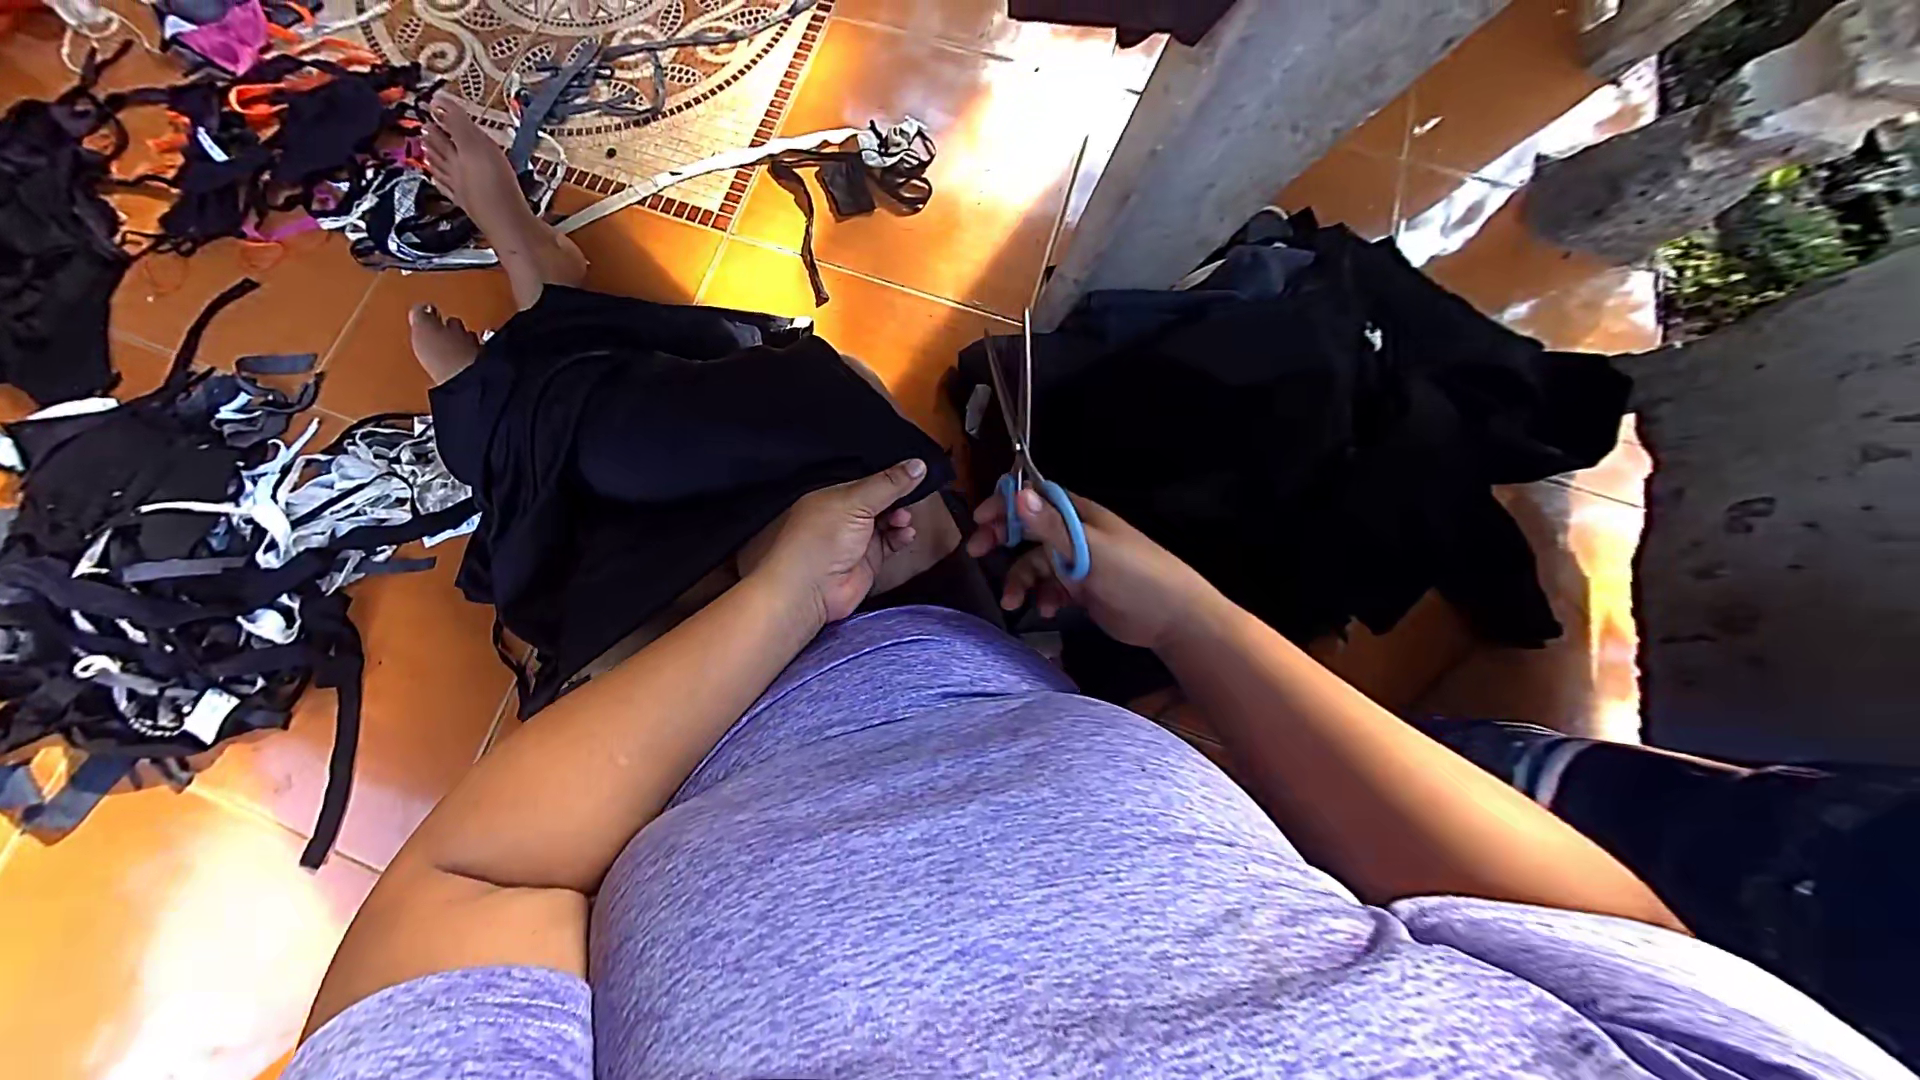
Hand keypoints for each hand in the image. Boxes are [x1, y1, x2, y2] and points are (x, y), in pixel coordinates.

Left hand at [739, 459, 929, 626]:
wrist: (810, 590)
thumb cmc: (819, 541)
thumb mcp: (855, 502)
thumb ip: (888, 484)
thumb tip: (917, 465)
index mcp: (832, 495)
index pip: (866, 480)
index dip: (887, 477)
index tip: (912, 471)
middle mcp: (843, 516)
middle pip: (878, 501)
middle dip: (896, 498)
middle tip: (911, 496)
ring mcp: (855, 539)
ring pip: (886, 522)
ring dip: (899, 518)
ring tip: (904, 518)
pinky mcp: (867, 561)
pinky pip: (889, 544)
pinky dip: (900, 538)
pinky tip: (906, 533)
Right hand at [966, 486, 1226, 651]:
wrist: (1173, 617)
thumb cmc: (1134, 574)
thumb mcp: (1088, 548)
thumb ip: (1050, 526)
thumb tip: (1016, 493)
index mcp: (1078, 515)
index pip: (1034, 499)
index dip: (1006, 504)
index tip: (980, 519)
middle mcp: (1075, 534)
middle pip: (1028, 530)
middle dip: (1001, 540)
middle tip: (975, 552)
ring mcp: (1077, 562)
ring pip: (1035, 564)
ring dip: (1020, 580)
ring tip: (1012, 602)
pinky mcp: (1081, 589)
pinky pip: (1050, 588)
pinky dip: (1042, 598)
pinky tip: (1047, 611)